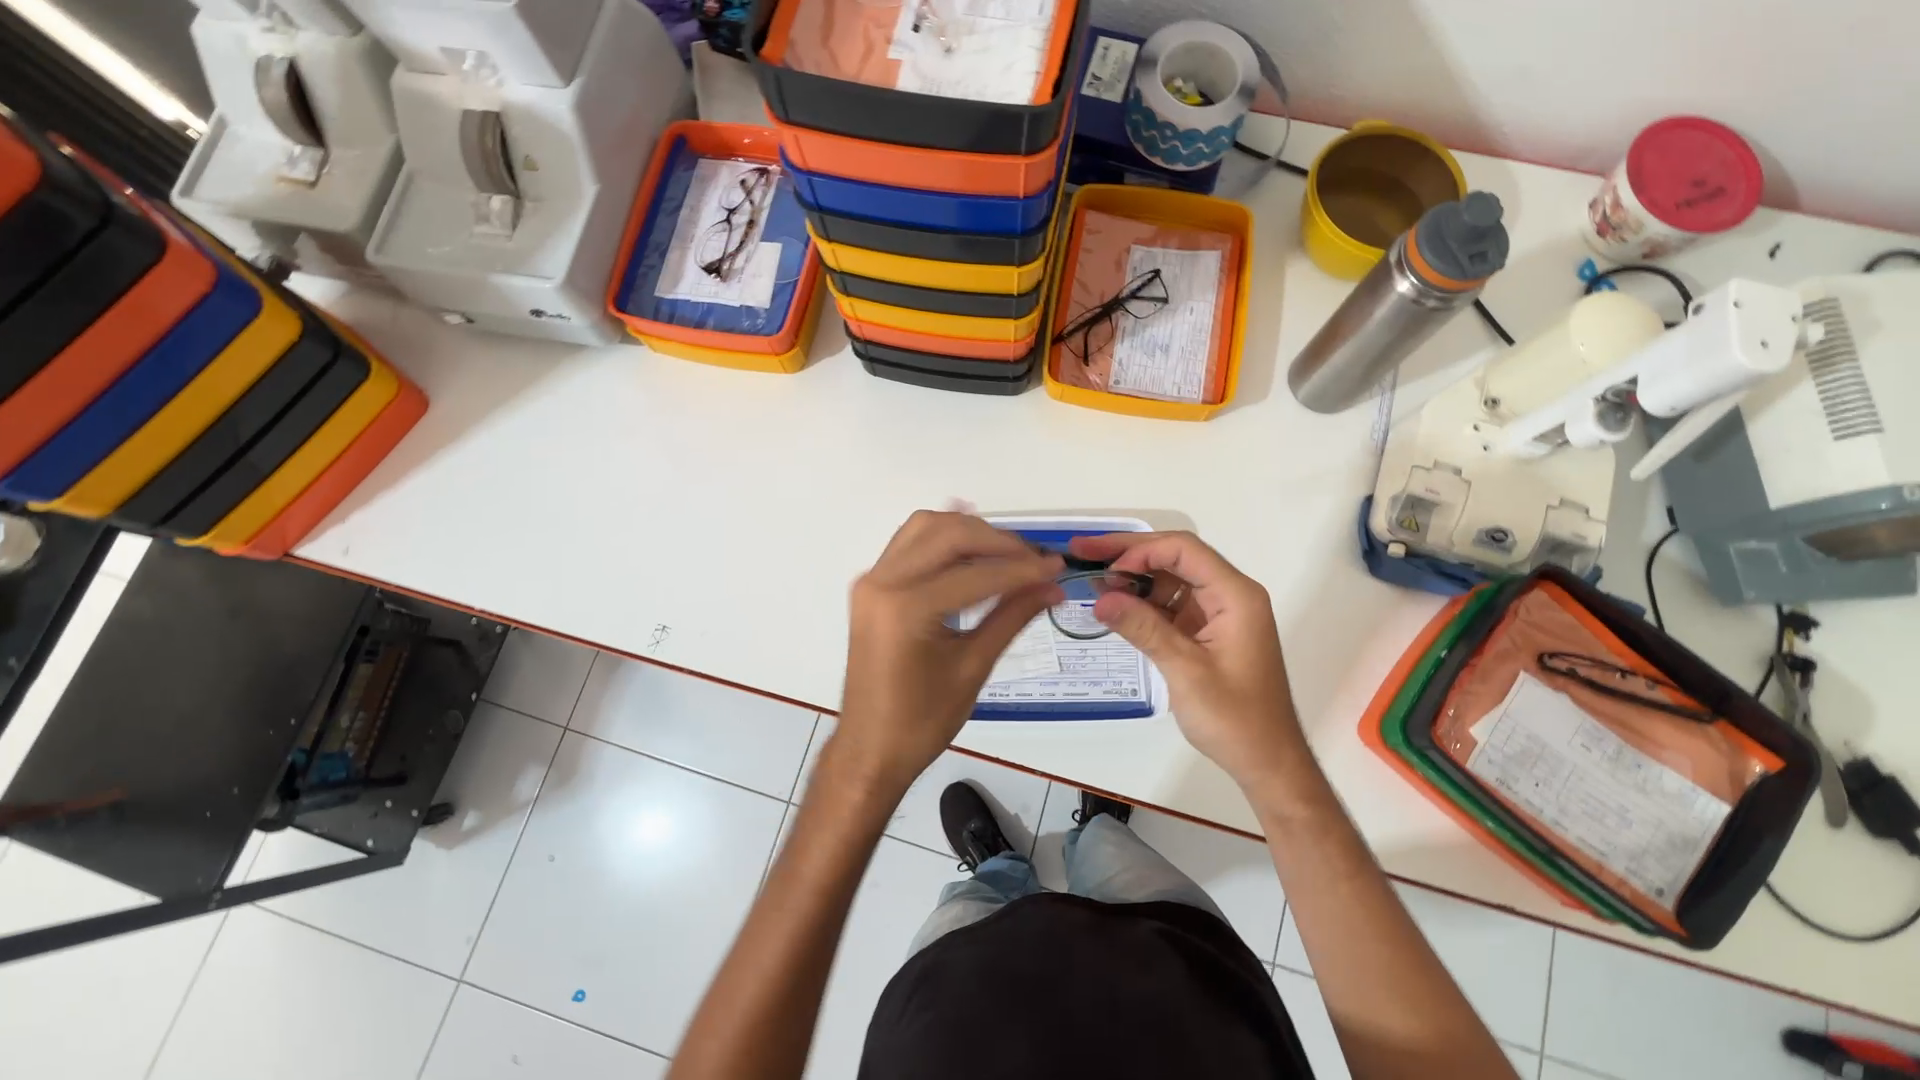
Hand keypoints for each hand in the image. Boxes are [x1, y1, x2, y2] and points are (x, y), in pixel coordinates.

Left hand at [835, 512, 1063, 789]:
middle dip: (998, 542)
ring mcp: (872, 581)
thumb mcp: (973, 667)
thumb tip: (1052, 586)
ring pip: (926, 528)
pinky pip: (909, 544)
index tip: (1058, 567)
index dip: (1022, 568)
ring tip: (1008, 555)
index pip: (976, 574)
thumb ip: (1011, 617)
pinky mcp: (871, 587)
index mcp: (906, 608)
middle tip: (1036, 560)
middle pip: (949, 535)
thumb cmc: (922, 721)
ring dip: (969, 533)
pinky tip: (973, 549)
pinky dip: (943, 539)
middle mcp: (883, 582)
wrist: (870, 748)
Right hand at [1069, 531, 1304, 789]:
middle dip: (1128, 553)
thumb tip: (1100, 598)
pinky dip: (1142, 603)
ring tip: (1089, 579)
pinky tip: (1113, 605)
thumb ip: (1144, 628)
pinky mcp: (1206, 632)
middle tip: (1081, 550)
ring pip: (1169, 580)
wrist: (1267, 760)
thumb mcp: (1185, 671)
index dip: (1140, 552)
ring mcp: (1217, 613)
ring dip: (1132, 578)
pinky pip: (1170, 605)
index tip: (1105, 572)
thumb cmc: (1235, 718)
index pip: (1183, 551)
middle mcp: (1229, 595)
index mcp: (1235, 595)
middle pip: (1174, 558)